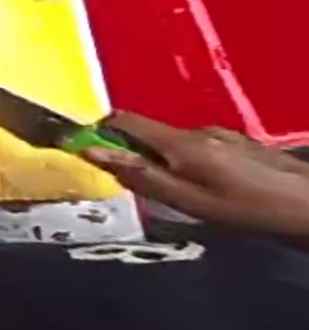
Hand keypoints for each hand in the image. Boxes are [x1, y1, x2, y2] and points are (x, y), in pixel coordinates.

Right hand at [83, 112, 308, 241]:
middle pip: (147, 134)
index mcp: (182, 143)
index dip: (95, 130)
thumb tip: (88, 150)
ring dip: (160, 159)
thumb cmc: (249, 209)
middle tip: (136, 183)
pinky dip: (185, 161)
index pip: (122, 120)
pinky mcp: (243, 144)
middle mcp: (201, 132)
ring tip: (174, 188)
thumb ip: (136, 173)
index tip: (81, 148)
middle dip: (131, 152)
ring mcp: (226, 136)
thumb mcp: (184, 198)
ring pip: (172, 142)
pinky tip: (205, 184)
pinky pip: (196, 147)